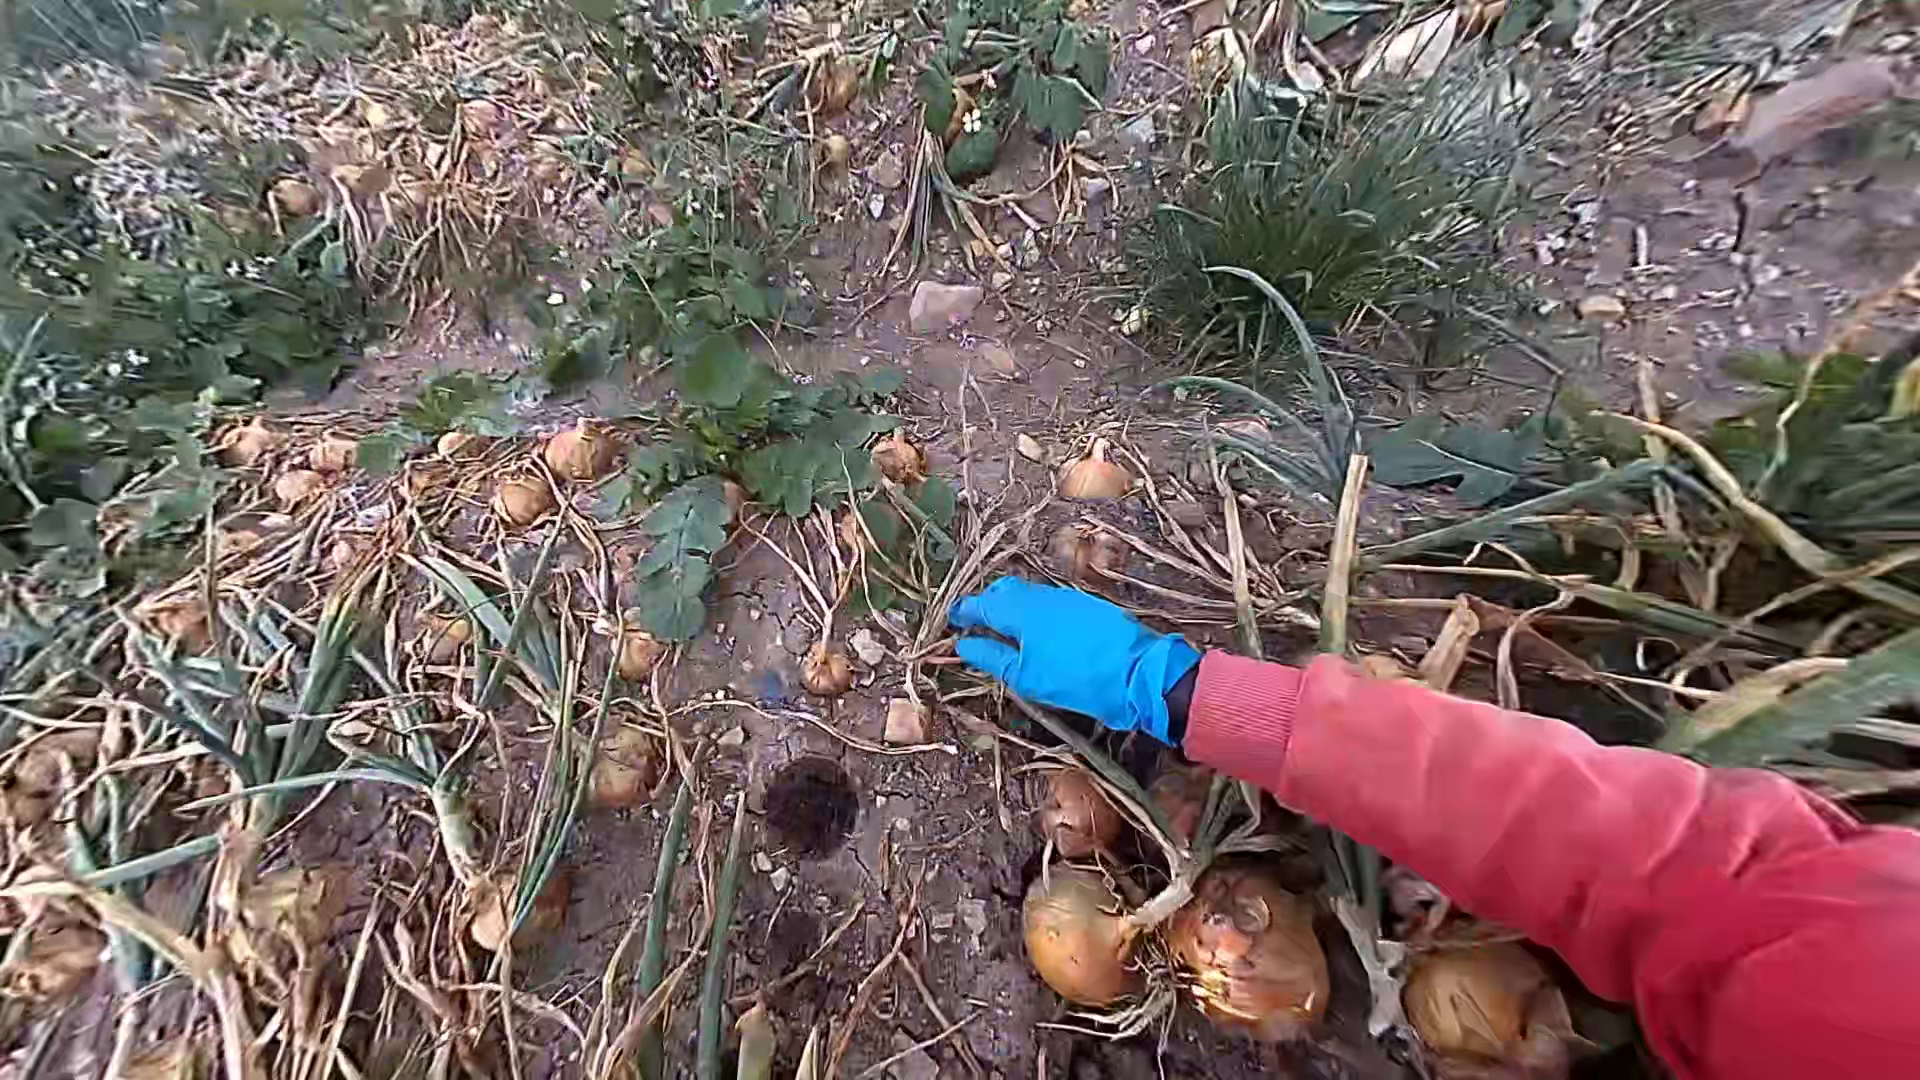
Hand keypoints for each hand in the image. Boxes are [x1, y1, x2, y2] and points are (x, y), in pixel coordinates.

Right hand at [950, 576, 1199, 741]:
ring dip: (1009, 608)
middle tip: (977, 627)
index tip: (952, 623)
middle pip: (1002, 591)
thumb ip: (992, 658)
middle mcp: (1040, 596)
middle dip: (985, 605)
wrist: (1139, 674)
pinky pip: (1046, 601)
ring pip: (1026, 594)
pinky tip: (1036, 634)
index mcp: (1020, 611)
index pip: (981, 604)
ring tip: (1005, 634)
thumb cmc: (1077, 680)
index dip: (963, 613)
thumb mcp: (1027, 677)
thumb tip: (964, 645)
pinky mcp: (1083, 604)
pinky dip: (1032, 612)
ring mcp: (1064, 597)